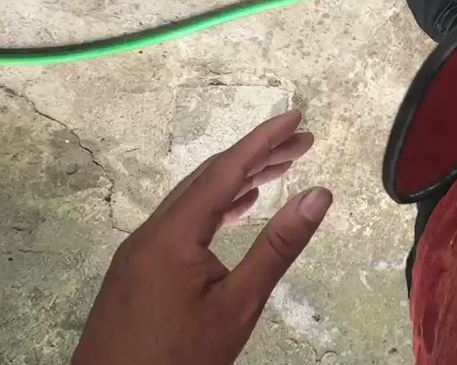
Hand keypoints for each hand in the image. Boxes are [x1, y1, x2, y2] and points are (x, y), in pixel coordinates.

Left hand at [72, 111, 332, 364]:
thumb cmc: (177, 361)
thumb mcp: (237, 305)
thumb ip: (278, 246)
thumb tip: (320, 192)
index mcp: (171, 236)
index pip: (225, 170)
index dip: (264, 139)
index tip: (297, 116)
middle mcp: (149, 235)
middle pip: (209, 177)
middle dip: (258, 154)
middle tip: (303, 142)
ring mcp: (138, 255)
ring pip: (195, 198)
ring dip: (240, 178)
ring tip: (282, 168)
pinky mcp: (136, 274)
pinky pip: (183, 220)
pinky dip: (218, 204)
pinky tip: (241, 206)